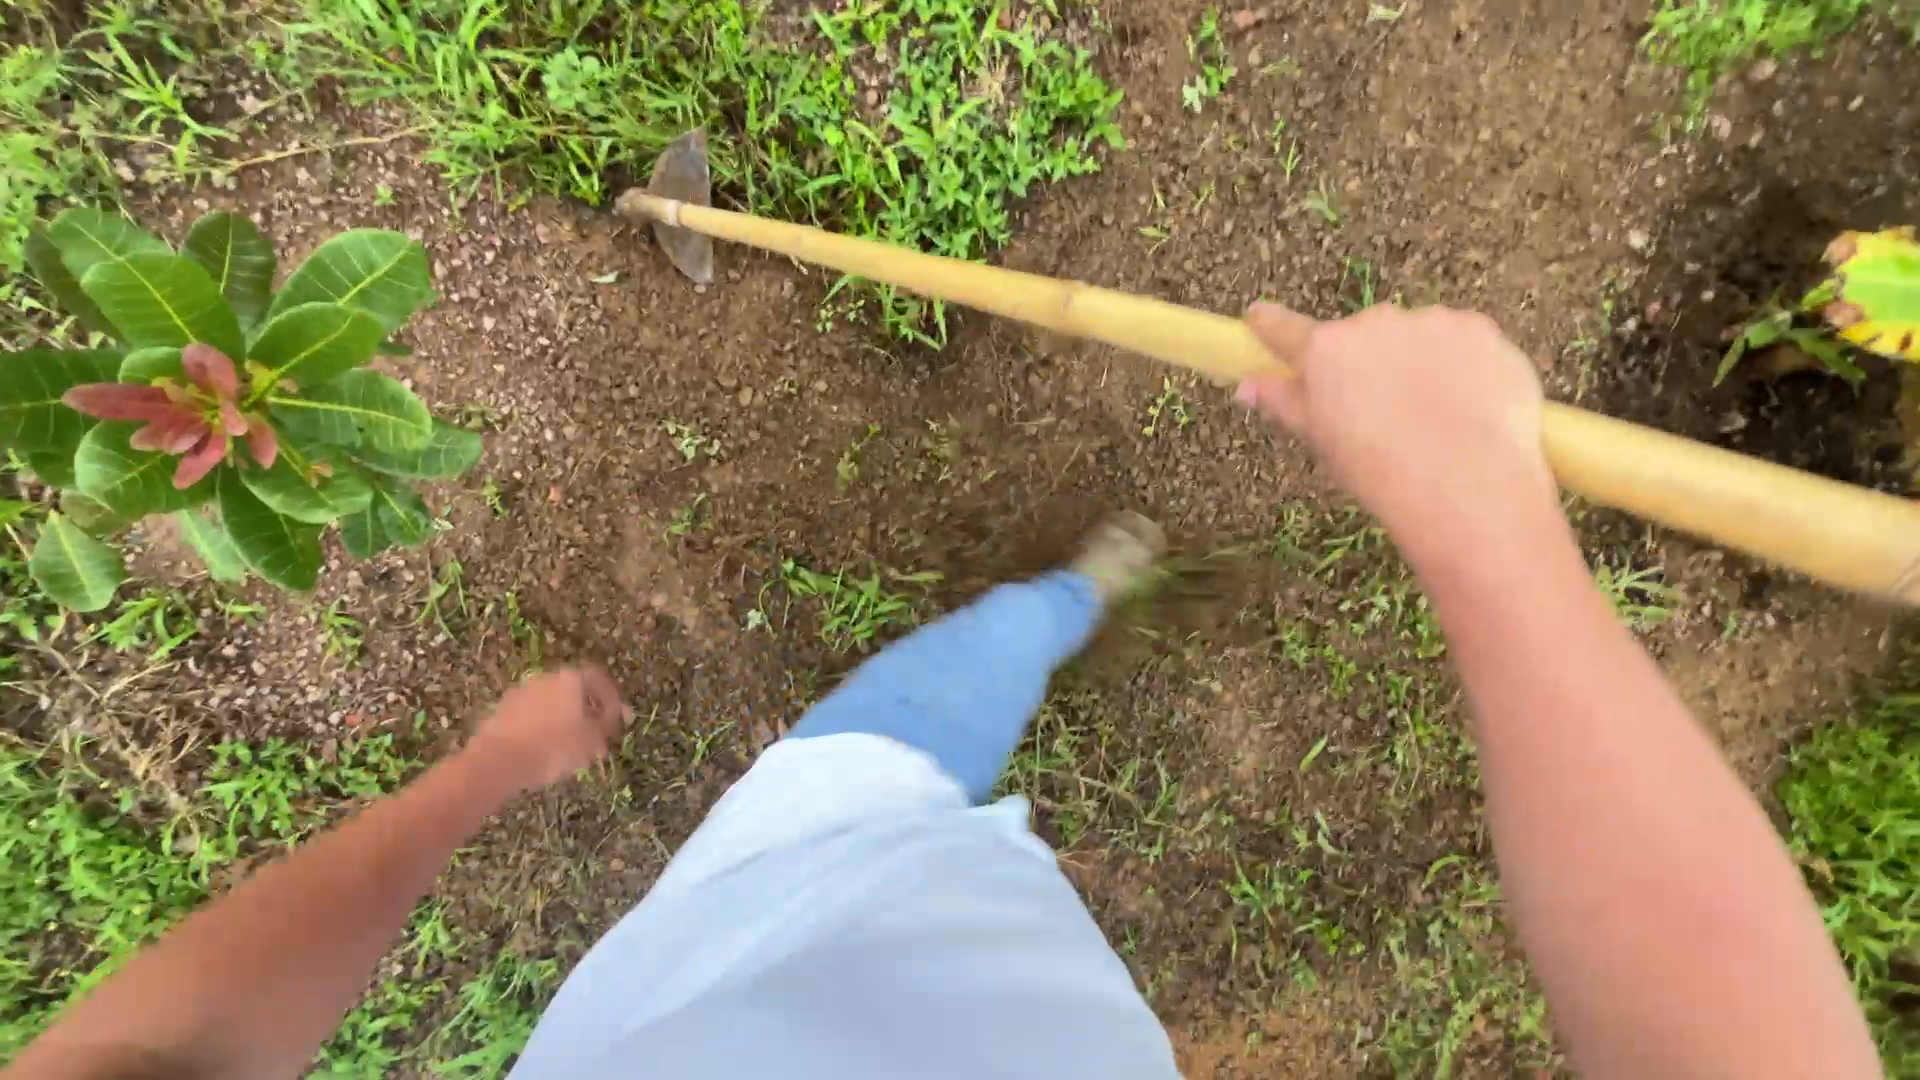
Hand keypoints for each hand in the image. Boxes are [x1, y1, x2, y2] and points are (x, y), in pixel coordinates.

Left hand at [465, 667, 628, 792]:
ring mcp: (521, 693)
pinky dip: (543, 728)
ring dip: (565, 721)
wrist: (496, 762)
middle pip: (575, 691)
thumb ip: (608, 723)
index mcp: (572, 678)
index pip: (600, 680)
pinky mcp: (502, 711)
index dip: (612, 699)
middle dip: (588, 712)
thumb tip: (619, 715)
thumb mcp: (592, 738)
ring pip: (553, 704)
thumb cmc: (554, 746)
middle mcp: (547, 678)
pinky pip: (532, 716)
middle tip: (596, 736)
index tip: (617, 720)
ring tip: (571, 749)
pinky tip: (545, 750)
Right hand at [1238, 302, 1558, 570]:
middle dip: (1361, 361)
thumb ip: (1284, 402)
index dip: (1267, 324)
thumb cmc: (1375, 467)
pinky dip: (1456, 366)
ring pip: (1412, 337)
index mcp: (1326, 349)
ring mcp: (1431, 322)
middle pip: (1358, 336)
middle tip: (1370, 407)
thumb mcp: (1319, 438)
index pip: (1283, 328)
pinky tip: (1461, 407)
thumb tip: (1247, 386)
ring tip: (1425, 414)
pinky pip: (1459, 343)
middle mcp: (1374, 322)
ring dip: (1411, 361)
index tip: (1256, 316)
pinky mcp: (1481, 331)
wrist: (1464, 482)